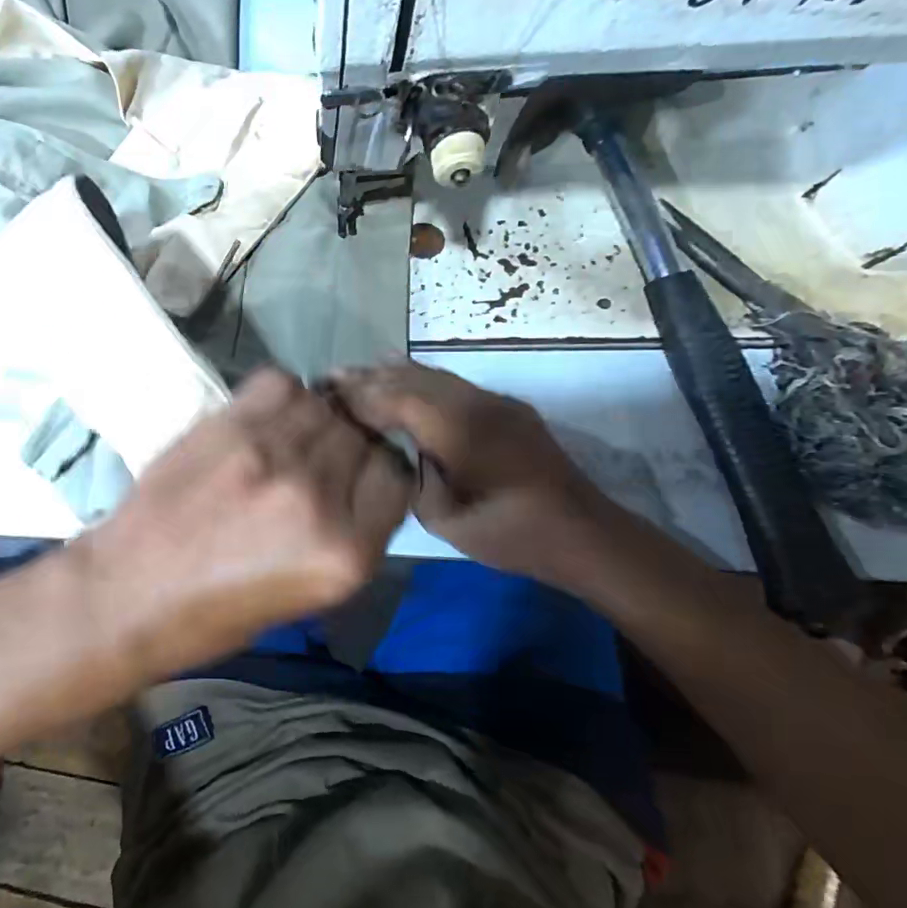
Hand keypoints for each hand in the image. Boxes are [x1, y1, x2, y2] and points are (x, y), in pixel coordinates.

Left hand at [74, 368, 413, 678]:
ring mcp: (271, 454)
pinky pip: (280, 383)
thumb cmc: (212, 614)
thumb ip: (346, 532)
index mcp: (346, 553)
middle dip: (347, 446)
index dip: (377, 473)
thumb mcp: (305, 595)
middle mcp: (317, 497)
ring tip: (285, 441)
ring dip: (314, 418)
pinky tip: (261, 421)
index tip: (354, 477)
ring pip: (324, 405)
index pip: (396, 477)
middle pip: (362, 436)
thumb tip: (363, 475)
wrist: (126, 593)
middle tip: (312, 462)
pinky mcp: (228, 425)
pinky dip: (281, 396)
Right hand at [332, 362, 626, 586]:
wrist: (583, 533)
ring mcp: (494, 401)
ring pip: (433, 375)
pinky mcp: (506, 407)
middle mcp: (476, 404)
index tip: (323, 395)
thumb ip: (411, 476)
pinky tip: (401, 373)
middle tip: (328, 377)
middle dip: (368, 377)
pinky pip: (452, 383)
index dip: (358, 396)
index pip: (395, 399)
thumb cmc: (509, 535)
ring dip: (392, 373)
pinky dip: (419, 377)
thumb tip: (393, 450)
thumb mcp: (443, 518)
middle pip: (411, 379)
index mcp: (458, 431)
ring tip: (356, 372)